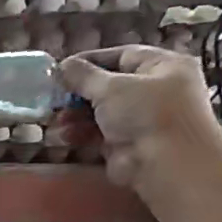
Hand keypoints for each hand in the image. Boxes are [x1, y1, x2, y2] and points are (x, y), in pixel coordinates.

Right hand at [58, 46, 221, 186]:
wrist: (166, 166)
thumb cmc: (146, 114)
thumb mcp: (111, 87)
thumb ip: (83, 76)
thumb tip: (60, 66)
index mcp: (163, 66)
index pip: (122, 56)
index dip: (91, 61)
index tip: (62, 69)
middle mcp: (155, 91)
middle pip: (109, 86)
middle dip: (80, 93)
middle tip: (55, 98)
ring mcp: (142, 120)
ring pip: (103, 112)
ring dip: (77, 115)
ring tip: (58, 120)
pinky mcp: (129, 145)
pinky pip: (101, 134)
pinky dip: (83, 134)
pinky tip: (65, 136)